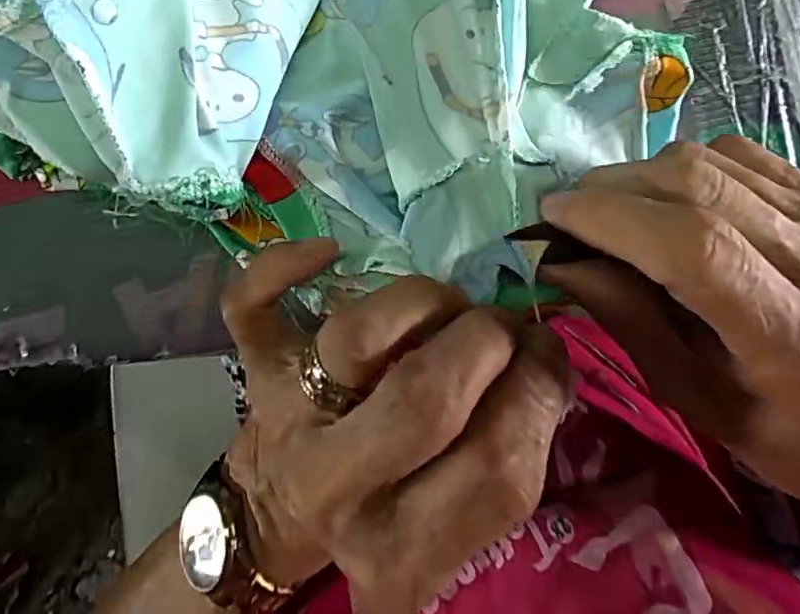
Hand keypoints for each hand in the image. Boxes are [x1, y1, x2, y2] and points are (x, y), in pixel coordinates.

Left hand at [220, 240, 570, 613]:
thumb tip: (544, 359)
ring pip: (353, 337)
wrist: (280, 510)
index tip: (548, 355)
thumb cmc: (380, 513)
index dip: (536, 398)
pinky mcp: (251, 366)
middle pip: (423, 399)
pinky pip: (251, 303)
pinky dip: (282, 264)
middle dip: (484, 344)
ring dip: (421, 302)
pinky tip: (332, 250)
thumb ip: (496, 455)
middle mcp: (334, 482)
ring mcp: (284, 414)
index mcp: (398, 549)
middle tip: (502, 324)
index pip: (494, 476)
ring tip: (448, 301)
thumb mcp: (446, 518)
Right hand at [536, 136, 799, 510]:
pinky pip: (735, 155)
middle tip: (572, 211)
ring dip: (639, 176)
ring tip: (619, 208)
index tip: (552, 214)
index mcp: (797, 338)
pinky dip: (684, 169)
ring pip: (707, 161)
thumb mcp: (683, 391)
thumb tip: (554, 254)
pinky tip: (676, 202)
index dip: (612, 218)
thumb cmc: (770, 425)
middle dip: (612, 189)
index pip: (695, 247)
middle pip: (696, 187)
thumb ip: (621, 315)